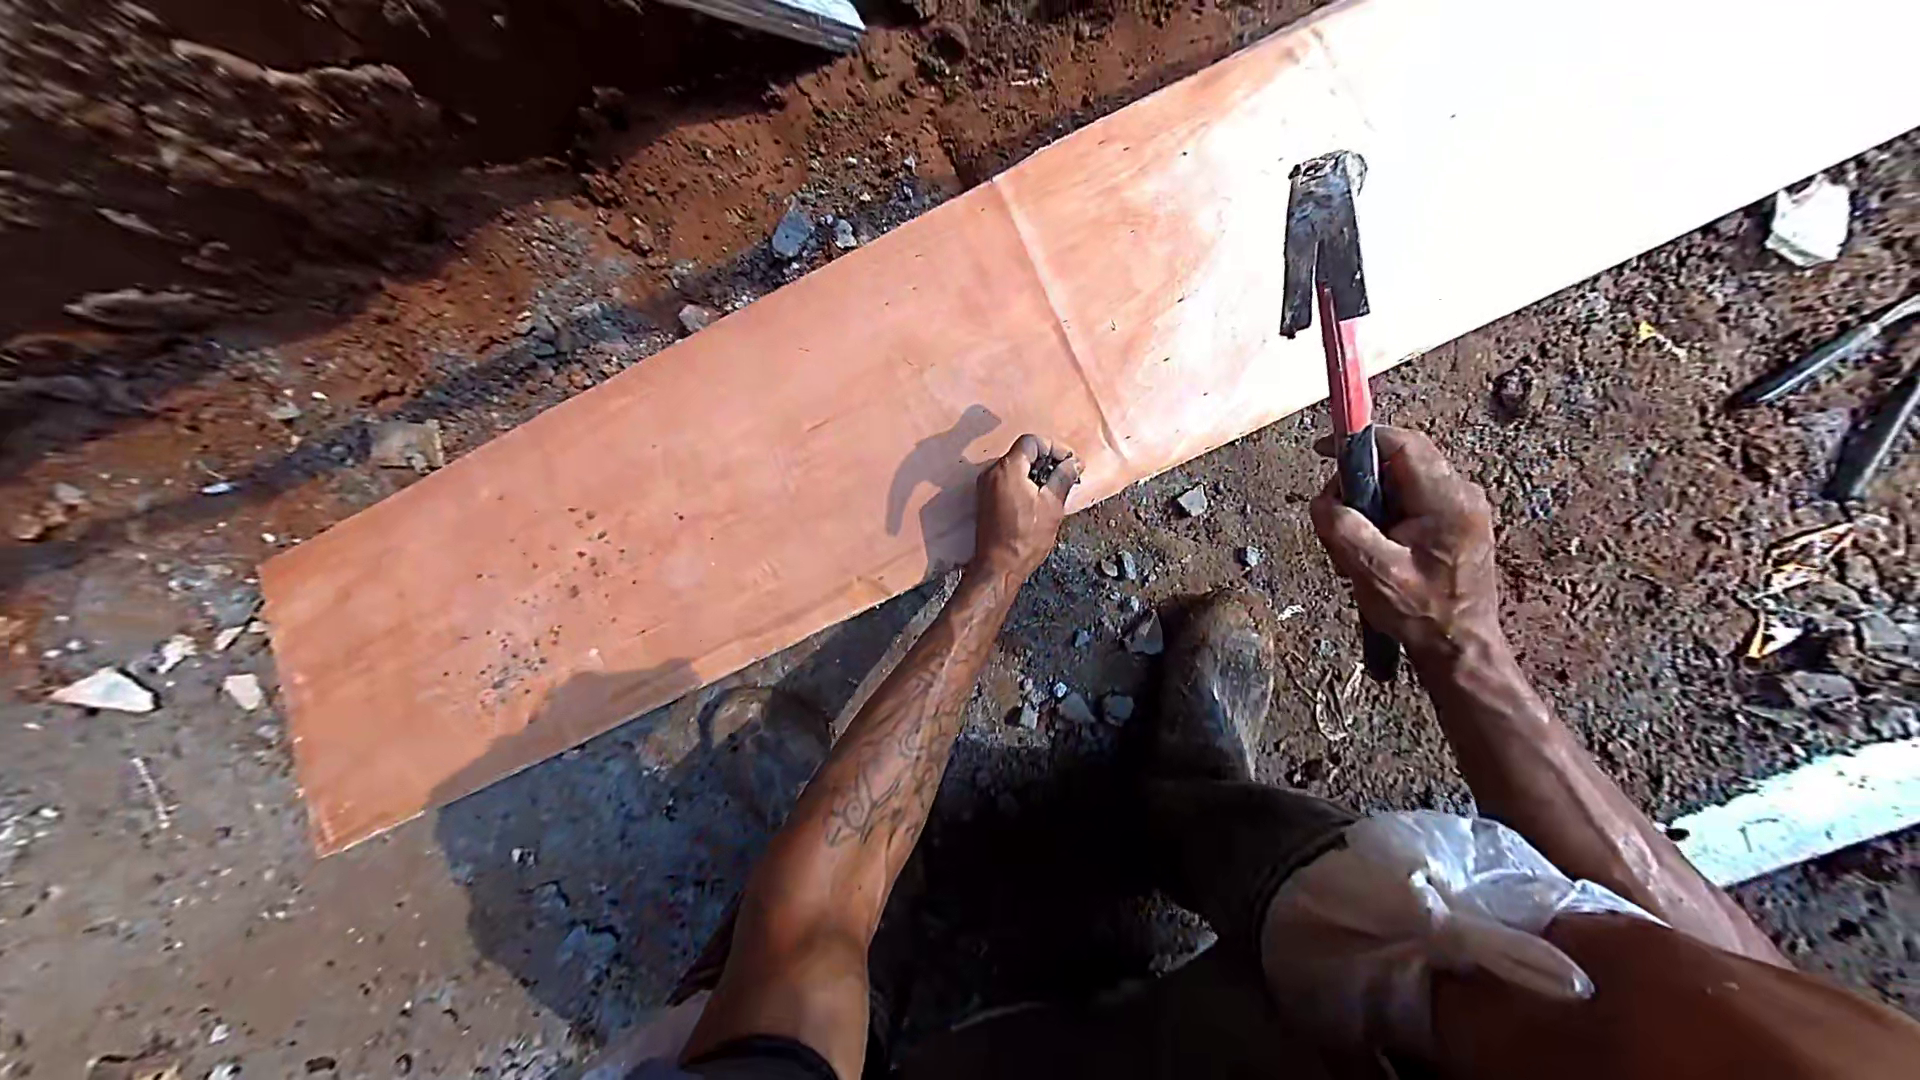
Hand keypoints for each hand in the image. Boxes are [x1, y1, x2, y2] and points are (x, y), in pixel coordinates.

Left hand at [971, 434, 1081, 579]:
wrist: (999, 566)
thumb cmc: (1025, 538)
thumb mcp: (1052, 505)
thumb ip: (1063, 477)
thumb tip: (1074, 463)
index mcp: (1007, 469)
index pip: (1031, 441)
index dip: (1054, 448)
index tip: (1069, 463)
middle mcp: (991, 473)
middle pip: (1022, 453)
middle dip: (1047, 461)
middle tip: (1067, 475)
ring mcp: (985, 486)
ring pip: (1015, 467)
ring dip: (1036, 473)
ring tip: (1055, 490)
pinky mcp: (985, 500)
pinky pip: (1007, 481)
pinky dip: (1024, 483)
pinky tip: (1039, 500)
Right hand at [1309, 426, 1502, 667]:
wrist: (1458, 646)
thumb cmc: (1420, 613)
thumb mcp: (1372, 571)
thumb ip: (1343, 527)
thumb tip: (1323, 501)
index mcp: (1447, 502)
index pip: (1402, 445)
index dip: (1360, 441)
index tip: (1323, 450)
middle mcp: (1459, 496)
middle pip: (1395, 464)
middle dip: (1356, 485)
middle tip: (1335, 520)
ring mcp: (1457, 509)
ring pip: (1395, 484)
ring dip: (1364, 507)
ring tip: (1353, 548)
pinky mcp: (1449, 523)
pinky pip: (1403, 502)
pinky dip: (1377, 518)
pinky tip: (1369, 551)